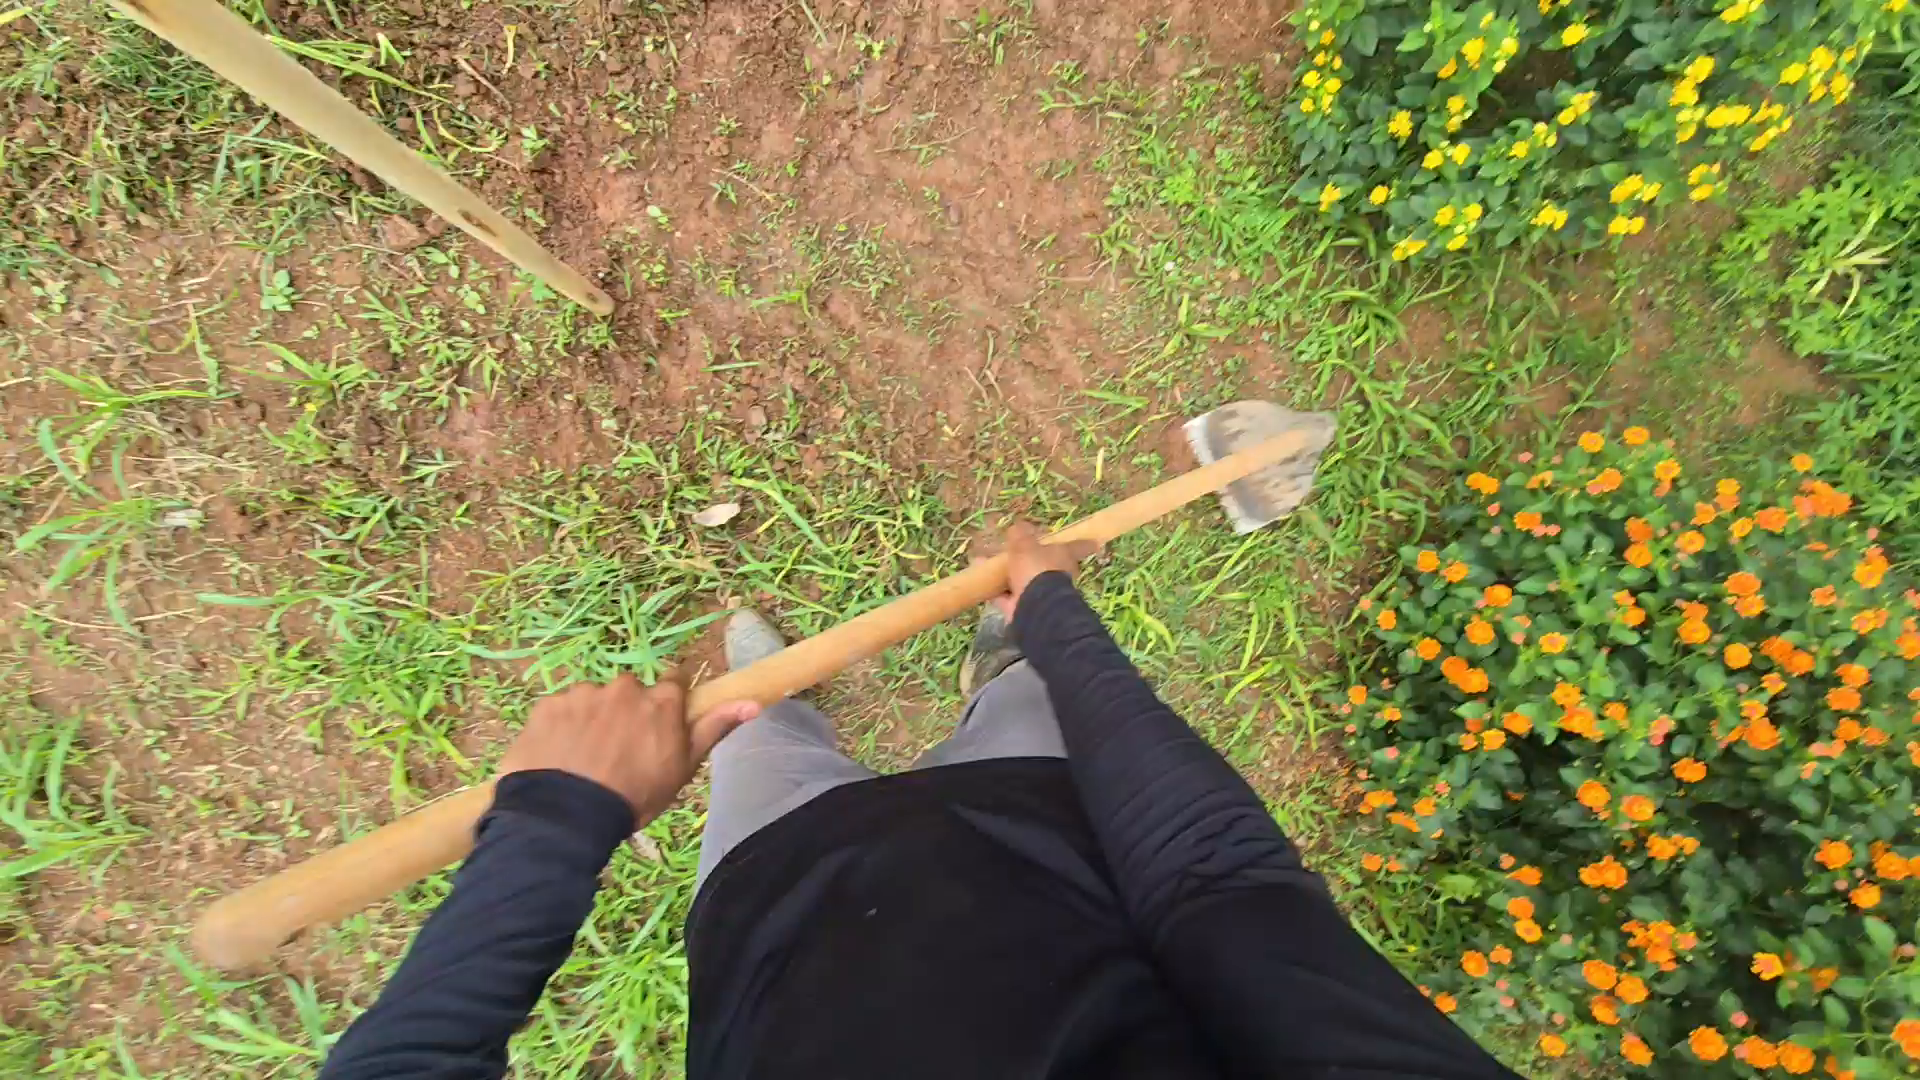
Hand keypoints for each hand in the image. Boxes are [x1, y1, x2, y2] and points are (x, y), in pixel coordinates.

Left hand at [499, 675, 758, 823]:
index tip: (658, 724)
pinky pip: (558, 711)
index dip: (666, 703)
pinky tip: (558, 757)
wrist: (564, 818)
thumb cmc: (634, 795)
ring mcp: (583, 694)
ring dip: (591, 720)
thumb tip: (754, 703)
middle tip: (617, 751)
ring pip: (593, 700)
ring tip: (583, 759)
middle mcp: (625, 687)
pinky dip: (559, 728)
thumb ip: (714, 728)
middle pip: (630, 692)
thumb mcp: (682, 767)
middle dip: (626, 712)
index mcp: (661, 701)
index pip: (673, 682)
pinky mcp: (547, 705)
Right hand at [990, 520, 1098, 616]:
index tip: (1096, 543)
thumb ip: (1021, 535)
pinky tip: (981, 580)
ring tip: (985, 563)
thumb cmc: (1036, 568)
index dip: (1085, 543)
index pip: (1077, 546)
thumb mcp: (1025, 546)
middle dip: (1031, 559)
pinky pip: (1007, 596)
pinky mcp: (1025, 608)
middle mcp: (1056, 574)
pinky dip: (995, 589)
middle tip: (1015, 552)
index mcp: (1063, 556)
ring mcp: (1041, 593)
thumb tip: (1019, 527)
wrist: (1035, 606)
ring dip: (1006, 574)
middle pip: (1046, 564)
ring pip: (1023, 580)